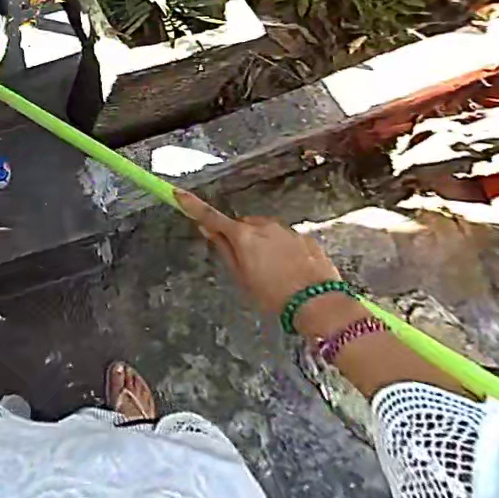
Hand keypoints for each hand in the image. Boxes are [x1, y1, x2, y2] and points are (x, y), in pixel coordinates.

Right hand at [191, 197, 345, 332]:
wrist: (320, 304)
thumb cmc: (274, 296)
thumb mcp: (242, 279)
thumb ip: (225, 251)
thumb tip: (207, 229)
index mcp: (243, 236)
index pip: (211, 217)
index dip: (192, 206)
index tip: (177, 193)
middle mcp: (263, 225)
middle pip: (243, 226)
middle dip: (241, 238)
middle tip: (249, 266)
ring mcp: (287, 230)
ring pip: (266, 232)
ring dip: (264, 244)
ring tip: (275, 274)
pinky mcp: (306, 237)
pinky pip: (286, 239)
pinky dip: (284, 250)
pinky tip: (292, 272)